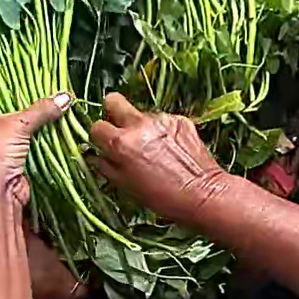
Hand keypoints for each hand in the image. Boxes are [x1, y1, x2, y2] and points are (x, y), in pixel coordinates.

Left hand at [0, 93, 72, 207]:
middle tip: (52, 96)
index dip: (17, 87)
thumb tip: (64, 97)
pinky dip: (43, 140)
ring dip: (40, 125)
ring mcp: (0, 146)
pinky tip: (56, 131)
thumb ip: (41, 109)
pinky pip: (31, 144)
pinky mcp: (14, 160)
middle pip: (14, 111)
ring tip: (58, 111)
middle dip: (33, 107)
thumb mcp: (18, 123)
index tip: (38, 81)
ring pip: (24, 129)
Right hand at [88, 93, 235, 225]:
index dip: (99, 137)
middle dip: (112, 113)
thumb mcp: (126, 186)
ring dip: (142, 127)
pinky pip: (163, 120)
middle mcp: (139, 125)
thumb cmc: (162, 198)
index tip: (105, 145)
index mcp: (121, 143)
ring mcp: (161, 120)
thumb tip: (96, 156)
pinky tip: (171, 150)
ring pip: (141, 114)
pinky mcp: (180, 120)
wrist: (202, 194)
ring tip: (154, 150)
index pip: (96, 127)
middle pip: (113, 101)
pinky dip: (163, 132)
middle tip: (121, 132)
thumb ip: (106, 166)